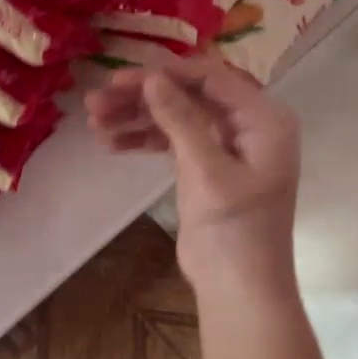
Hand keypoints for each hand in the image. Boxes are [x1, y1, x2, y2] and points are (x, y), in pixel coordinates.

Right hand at [86, 59, 301, 290]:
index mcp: (264, 119)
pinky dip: (142, 140)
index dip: (164, 73)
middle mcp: (248, 125)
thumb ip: (180, 120)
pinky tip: (110, 144)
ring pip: (174, 118)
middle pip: (188, 96)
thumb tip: (152, 77)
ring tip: (93, 124)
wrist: (238, 285)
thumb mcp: (206, 170)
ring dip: (135, 118)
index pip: (211, 78)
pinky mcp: (206, 167)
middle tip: (94, 101)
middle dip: (141, 98)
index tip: (118, 78)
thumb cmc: (234, 228)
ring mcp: (226, 146)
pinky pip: (171, 141)